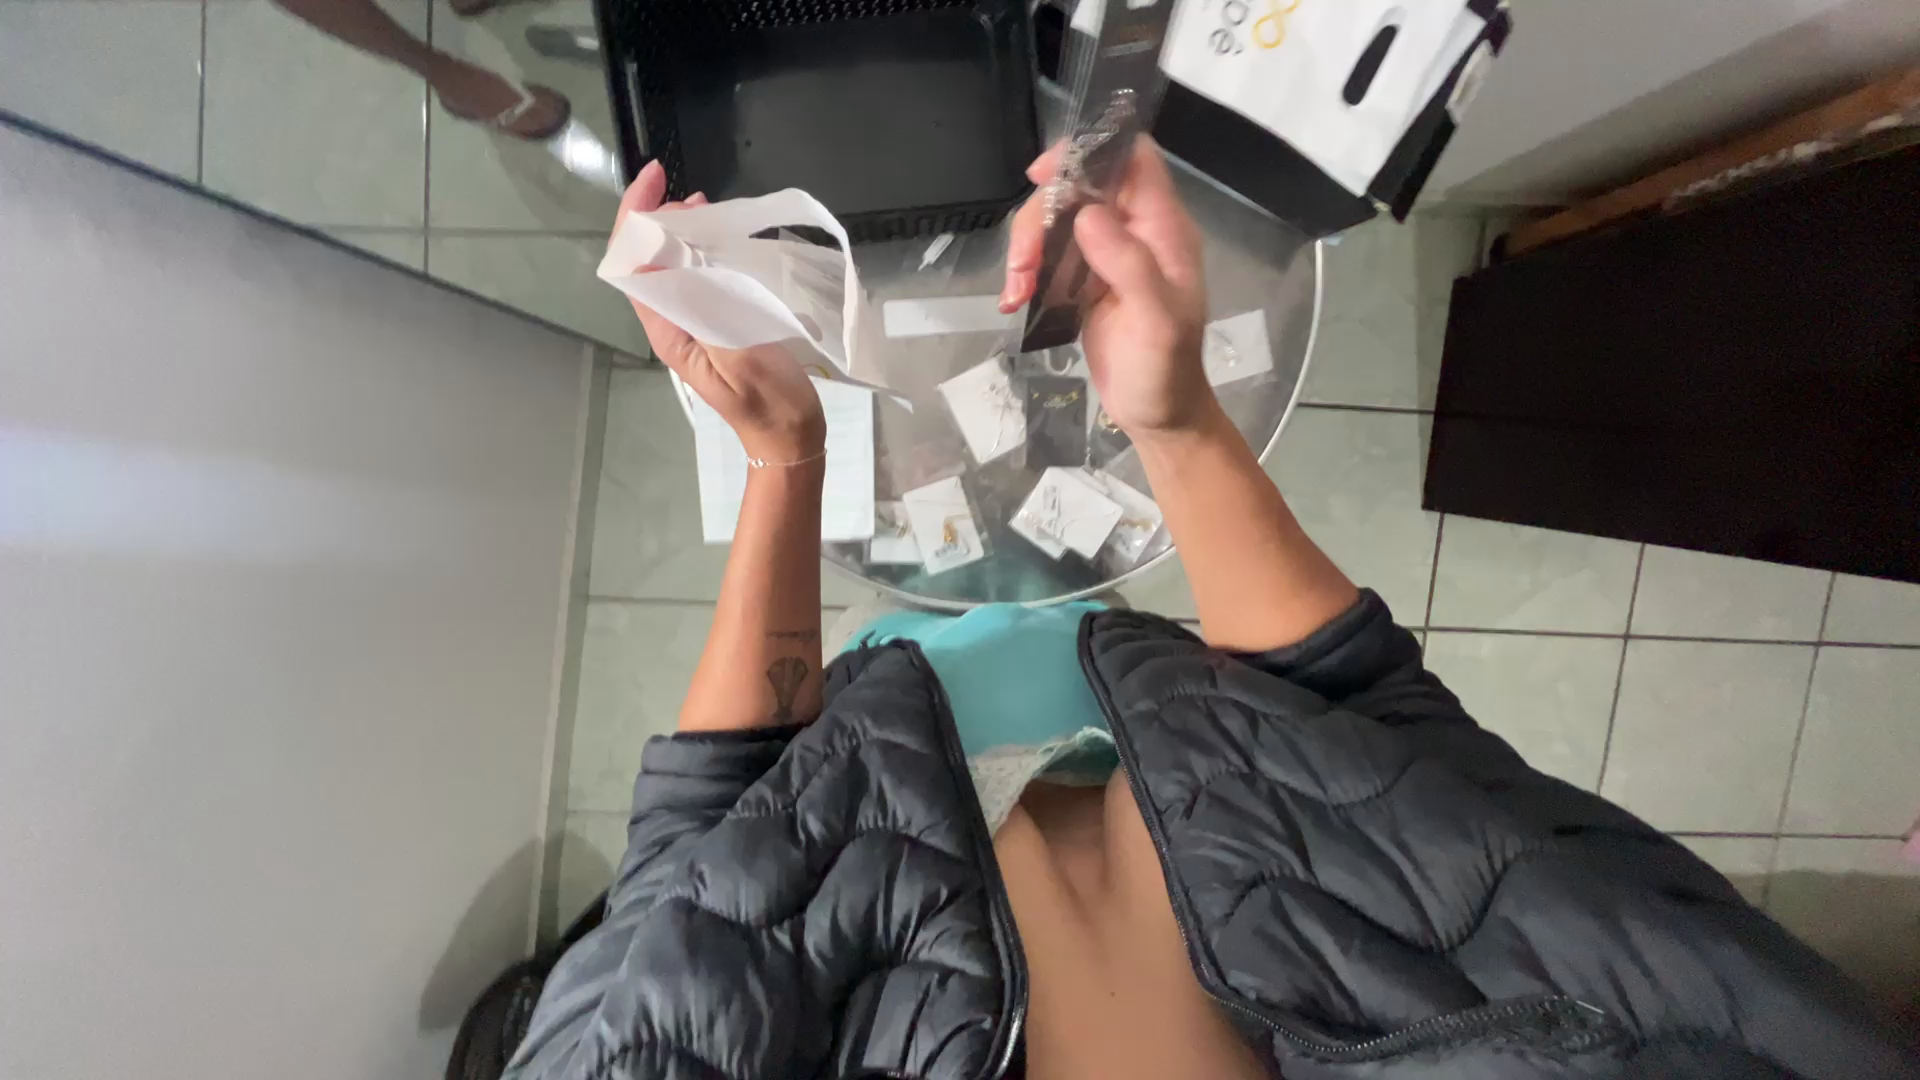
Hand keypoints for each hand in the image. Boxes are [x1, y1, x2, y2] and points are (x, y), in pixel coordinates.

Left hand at [613, 161, 826, 461]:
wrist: (791, 439)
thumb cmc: (770, 402)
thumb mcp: (738, 357)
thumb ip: (702, 310)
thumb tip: (662, 260)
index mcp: (669, 331)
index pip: (632, 263)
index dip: (637, 217)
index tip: (659, 181)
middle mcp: (674, 324)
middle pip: (647, 260)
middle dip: (660, 219)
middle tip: (698, 198)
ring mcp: (696, 325)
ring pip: (673, 268)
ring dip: (683, 234)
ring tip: (709, 210)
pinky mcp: (719, 326)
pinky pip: (700, 280)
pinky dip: (707, 254)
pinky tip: (726, 244)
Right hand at [1001, 136, 1214, 437]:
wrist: (1158, 416)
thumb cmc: (1164, 372)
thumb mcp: (1156, 321)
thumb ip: (1129, 264)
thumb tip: (1086, 215)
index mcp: (1162, 231)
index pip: (1131, 160)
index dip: (1089, 151)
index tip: (1044, 173)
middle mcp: (1134, 235)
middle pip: (1079, 192)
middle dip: (1041, 219)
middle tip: (1021, 264)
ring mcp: (1106, 260)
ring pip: (1057, 225)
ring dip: (1027, 250)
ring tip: (1014, 291)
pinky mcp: (1084, 285)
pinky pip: (1048, 260)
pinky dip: (1026, 274)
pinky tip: (1015, 300)